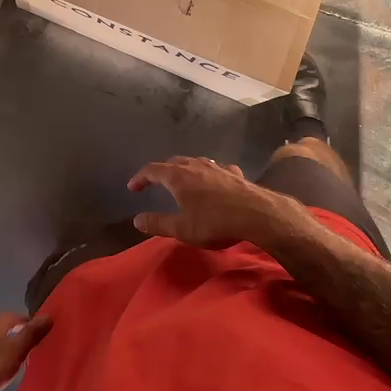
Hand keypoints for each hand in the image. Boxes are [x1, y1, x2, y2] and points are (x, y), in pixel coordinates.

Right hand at [127, 156, 306, 249]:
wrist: (257, 215)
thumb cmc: (215, 222)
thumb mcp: (182, 229)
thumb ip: (157, 223)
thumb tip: (136, 219)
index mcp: (178, 176)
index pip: (152, 170)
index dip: (140, 178)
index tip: (133, 188)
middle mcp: (195, 166)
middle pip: (173, 162)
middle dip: (161, 171)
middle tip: (155, 182)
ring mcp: (217, 167)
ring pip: (195, 161)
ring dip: (185, 168)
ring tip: (182, 178)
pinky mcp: (235, 174)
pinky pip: (217, 168)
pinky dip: (210, 172)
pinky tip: (215, 179)